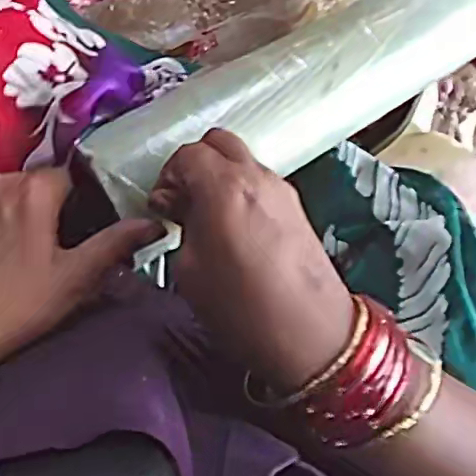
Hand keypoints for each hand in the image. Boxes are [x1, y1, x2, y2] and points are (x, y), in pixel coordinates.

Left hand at [0, 167, 160, 386]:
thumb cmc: (13, 306)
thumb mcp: (73, 279)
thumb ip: (115, 244)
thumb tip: (154, 223)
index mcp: (36, 190)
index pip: (72, 178)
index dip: (80, 203)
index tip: (79, 231)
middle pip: (35, 183)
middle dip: (45, 206)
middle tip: (47, 247)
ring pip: (4, 192)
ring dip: (13, 211)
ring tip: (13, 250)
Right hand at [150, 129, 355, 393]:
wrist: (312, 334)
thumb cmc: (244, 309)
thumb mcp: (191, 272)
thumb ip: (182, 226)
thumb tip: (181, 210)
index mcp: (225, 187)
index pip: (188, 153)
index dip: (168, 176)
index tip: (163, 205)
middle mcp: (256, 177)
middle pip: (218, 141)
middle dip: (195, 163)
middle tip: (184, 199)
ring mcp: (281, 189)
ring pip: (242, 158)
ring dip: (221, 174)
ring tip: (209, 215)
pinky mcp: (297, 205)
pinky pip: (261, 180)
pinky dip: (242, 189)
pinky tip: (236, 227)